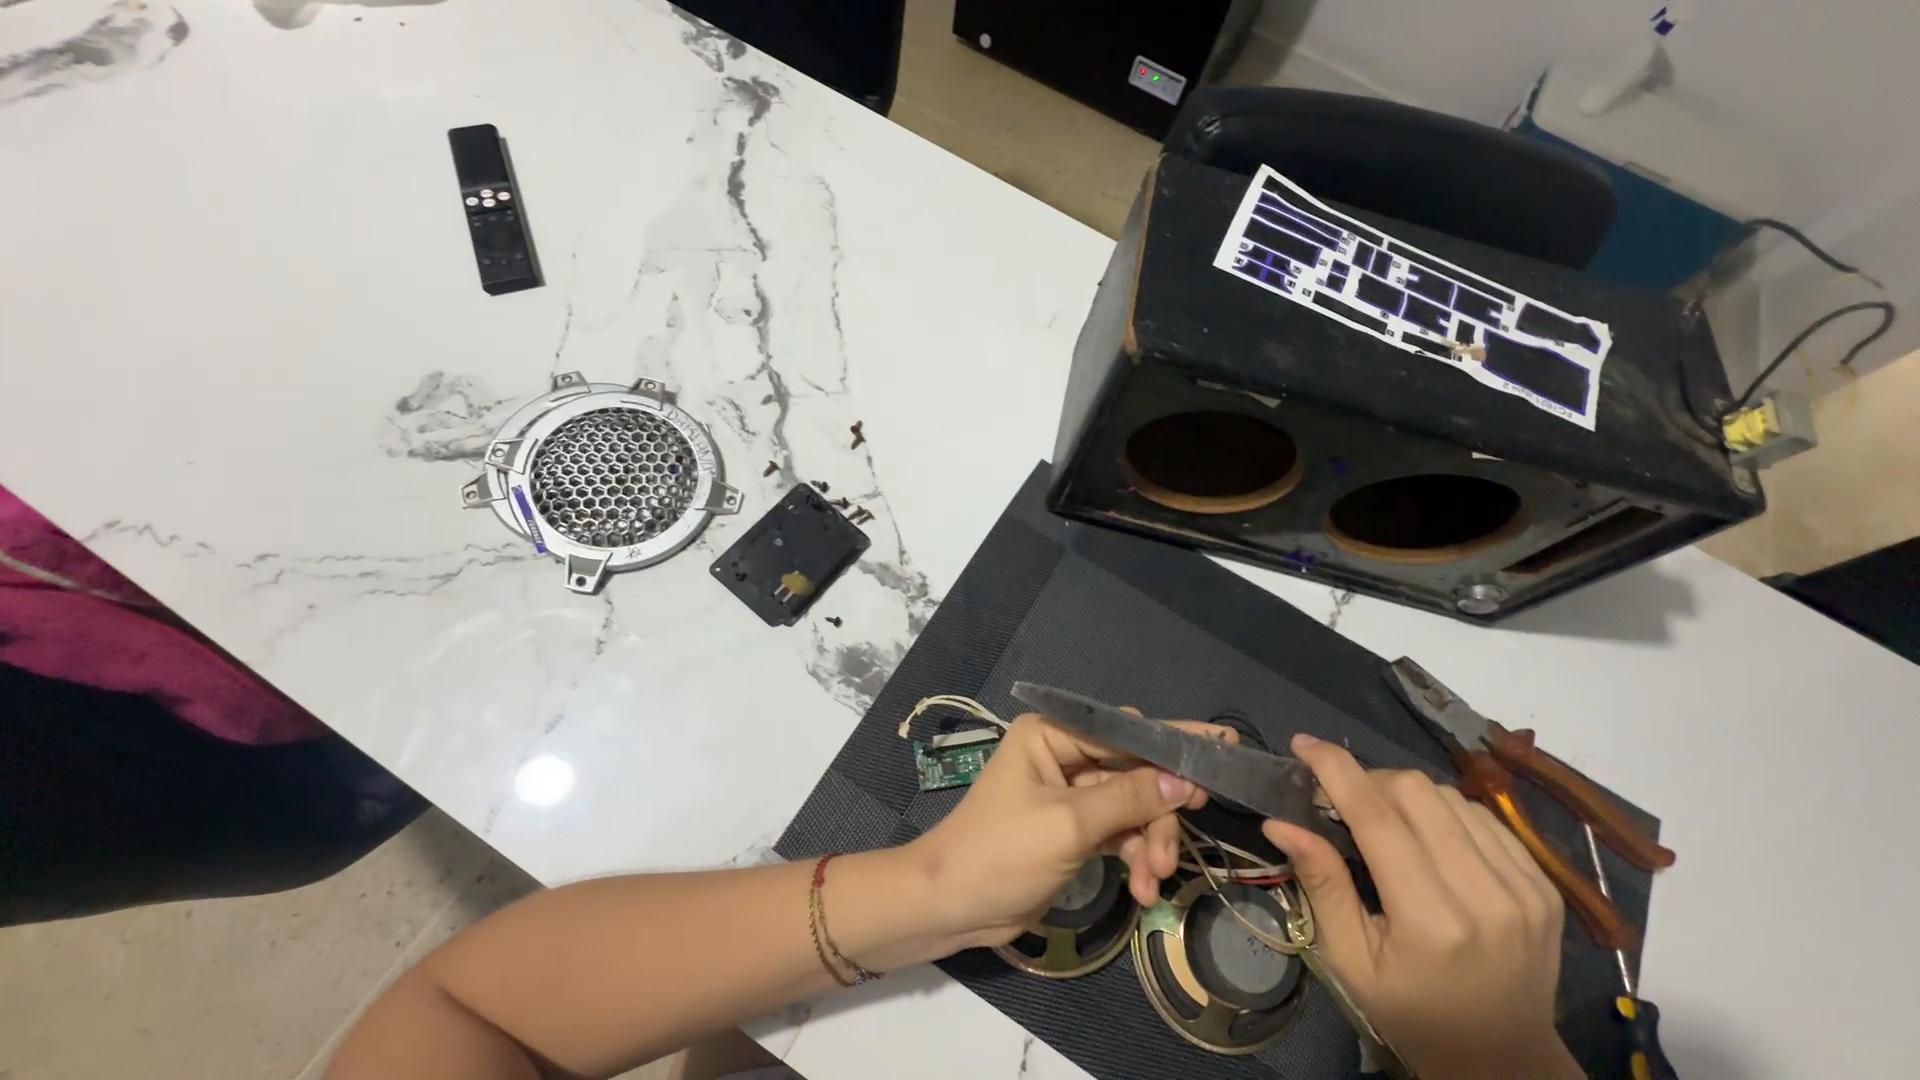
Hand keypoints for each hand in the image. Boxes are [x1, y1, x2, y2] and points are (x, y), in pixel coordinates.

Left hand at [906, 712, 1232, 950]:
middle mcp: (1063, 755)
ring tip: (1154, 881)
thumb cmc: (1001, 852)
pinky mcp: (1075, 831)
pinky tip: (1143, 891)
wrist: (952, 906)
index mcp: (1051, 734)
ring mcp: (1070, 795)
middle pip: (1135, 773)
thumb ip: (1129, 799)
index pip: (1123, 731)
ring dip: (1150, 843)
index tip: (1222, 748)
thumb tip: (1185, 779)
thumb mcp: (1068, 824)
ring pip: (1133, 808)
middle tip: (1175, 851)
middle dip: (1158, 812)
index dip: (1172, 743)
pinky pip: (1121, 834)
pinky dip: (1136, 859)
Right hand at [1261, 735, 1580, 1079]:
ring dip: (1406, 794)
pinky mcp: (1544, 884)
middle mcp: (1486, 895)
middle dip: (1369, 779)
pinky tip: (1428, 836)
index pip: (1378, 818)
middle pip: (1417, 792)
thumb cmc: (1410, 1012)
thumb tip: (1280, 822)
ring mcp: (1525, 887)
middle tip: (1342, 799)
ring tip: (1385, 820)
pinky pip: (1484, 816)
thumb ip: (1321, 885)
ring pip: (1451, 796)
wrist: (1503, 1059)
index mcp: (1431, 920)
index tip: (1304, 744)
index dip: (1337, 770)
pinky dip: (1445, 812)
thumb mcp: (1349, 960)